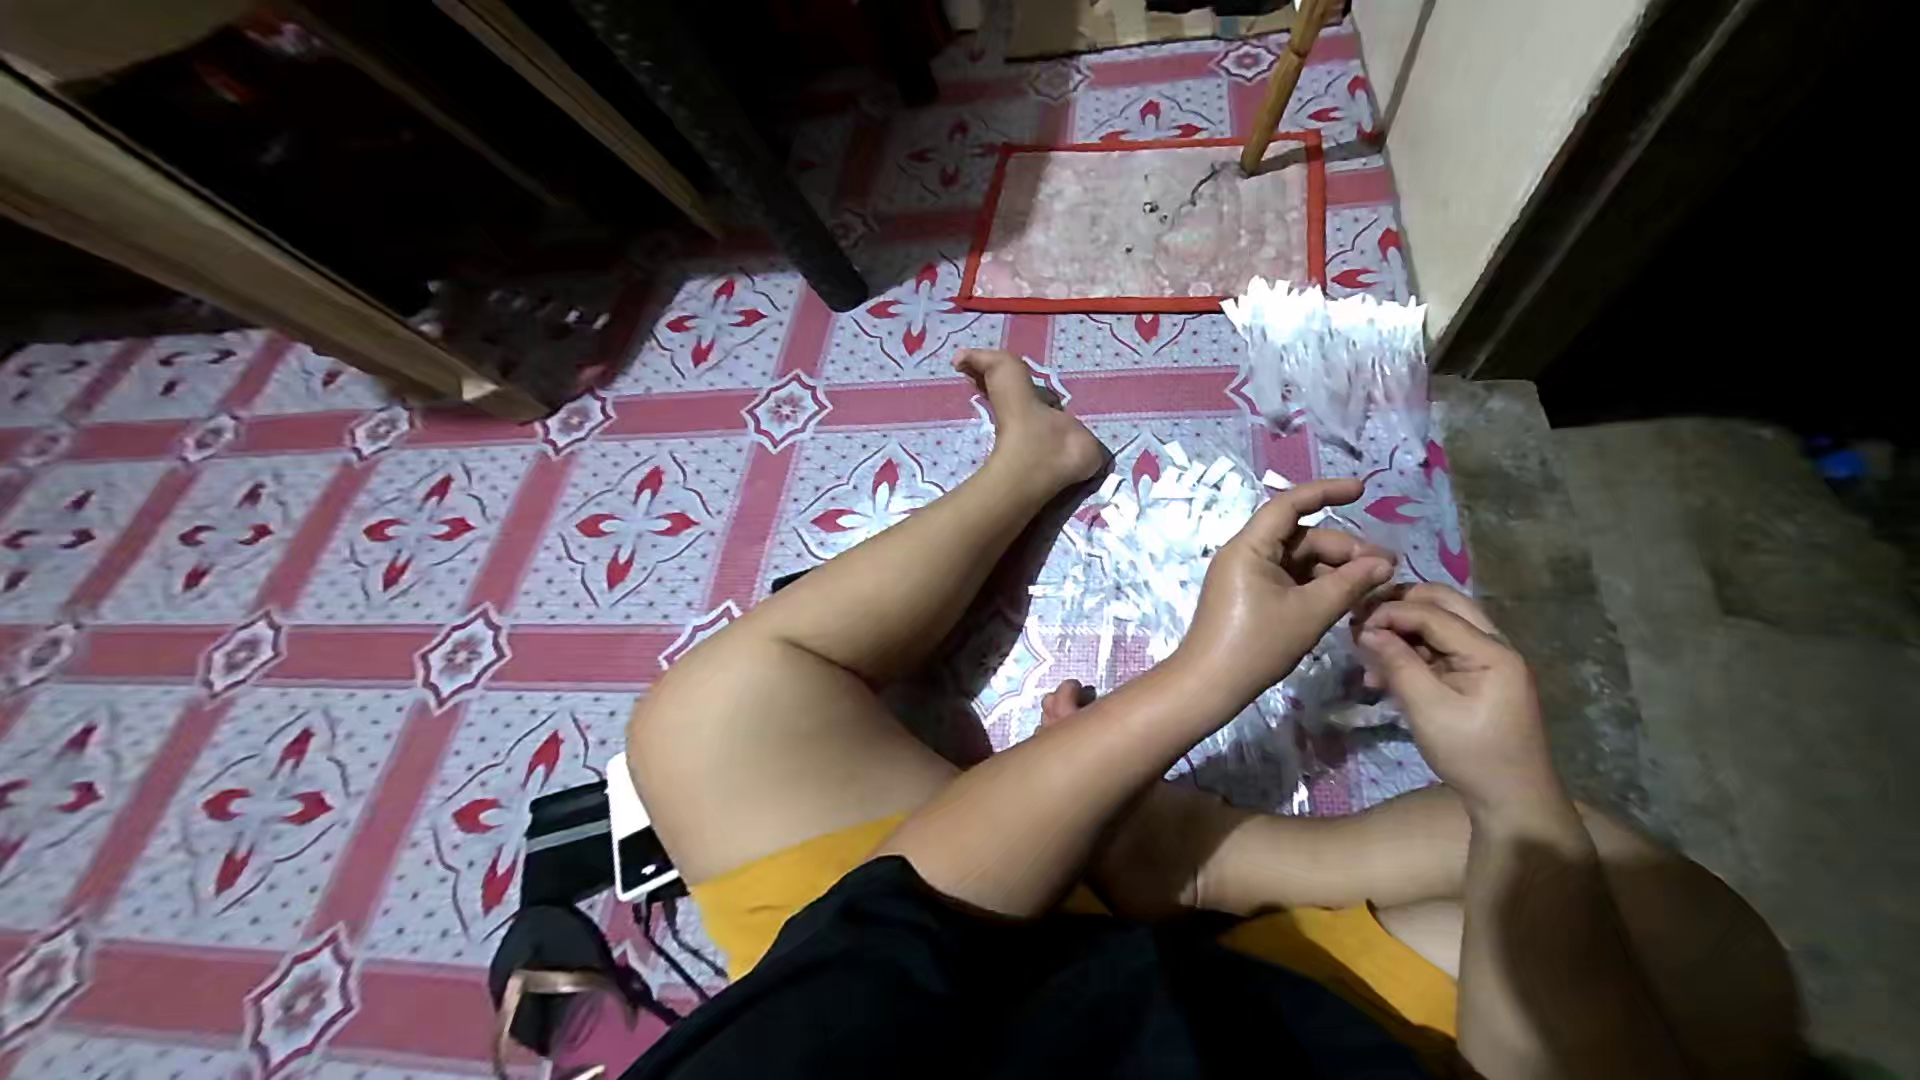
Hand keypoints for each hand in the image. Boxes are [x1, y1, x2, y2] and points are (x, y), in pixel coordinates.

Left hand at [1174, 478, 1394, 705]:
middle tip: (1386, 569)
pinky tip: (1347, 598)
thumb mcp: (1310, 613)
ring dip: (1334, 569)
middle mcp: (1244, 554)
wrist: (1211, 683)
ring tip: (1373, 586)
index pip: (1288, 505)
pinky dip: (1316, 584)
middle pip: (1300, 537)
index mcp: (1249, 547)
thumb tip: (1383, 563)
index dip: (1326, 492)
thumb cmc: (1257, 644)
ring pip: (1297, 559)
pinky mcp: (1249, 596)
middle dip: (1343, 548)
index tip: (1363, 490)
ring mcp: (1245, 576)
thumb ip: (1350, 583)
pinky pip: (1288, 578)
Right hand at [1356, 585, 1563, 816]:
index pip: (1432, 613)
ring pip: (1439, 621)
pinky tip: (1383, 672)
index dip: (1389, 613)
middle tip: (1362, 619)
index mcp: (1491, 652)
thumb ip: (1397, 663)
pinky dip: (1410, 649)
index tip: (1354, 628)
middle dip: (1399, 604)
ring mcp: (1486, 659)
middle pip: (1443, 602)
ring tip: (1368, 647)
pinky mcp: (1475, 674)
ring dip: (1402, 627)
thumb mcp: (1427, 708)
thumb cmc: (1471, 753)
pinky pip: (1438, 646)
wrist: (1512, 798)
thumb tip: (1365, 631)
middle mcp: (1494, 646)